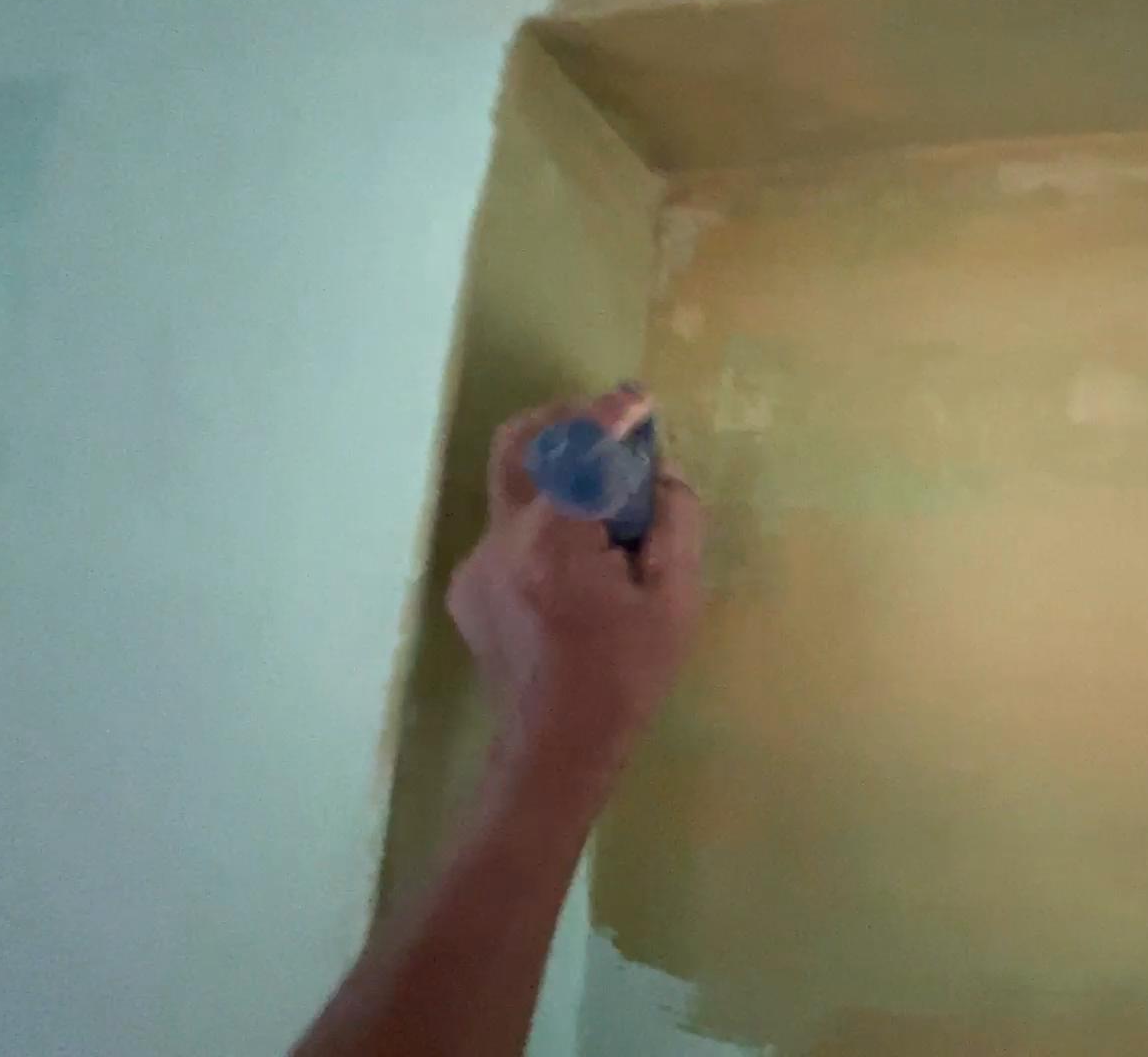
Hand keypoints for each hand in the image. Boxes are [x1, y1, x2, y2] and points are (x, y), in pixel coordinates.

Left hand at [446, 391, 704, 787]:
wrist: (555, 750)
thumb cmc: (626, 678)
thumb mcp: (675, 601)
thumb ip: (676, 525)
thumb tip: (665, 479)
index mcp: (554, 544)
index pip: (576, 451)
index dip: (610, 415)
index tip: (639, 398)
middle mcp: (501, 542)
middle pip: (518, 445)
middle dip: (565, 420)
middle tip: (609, 428)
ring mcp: (477, 564)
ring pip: (515, 485)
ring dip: (562, 470)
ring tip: (610, 499)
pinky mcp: (471, 586)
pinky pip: (514, 526)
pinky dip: (552, 514)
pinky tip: (586, 555)